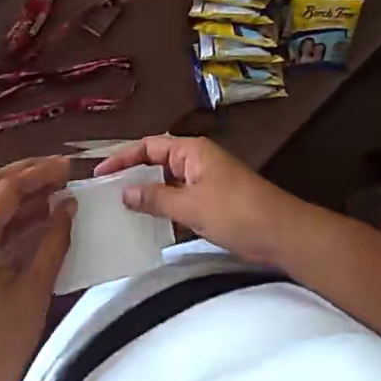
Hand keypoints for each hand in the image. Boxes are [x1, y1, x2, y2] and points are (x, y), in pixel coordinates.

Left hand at [0, 156, 74, 380]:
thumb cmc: (0, 348)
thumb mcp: (34, 291)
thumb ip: (53, 241)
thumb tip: (68, 205)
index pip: (3, 190)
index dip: (38, 173)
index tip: (68, 167)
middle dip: (23, 173)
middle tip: (58, 171)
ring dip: (14, 195)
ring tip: (52, 191)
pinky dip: (3, 218)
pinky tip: (33, 219)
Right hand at [92, 136, 314, 265]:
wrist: (281, 233)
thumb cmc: (236, 212)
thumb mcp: (190, 206)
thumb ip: (155, 198)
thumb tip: (125, 191)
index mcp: (192, 151)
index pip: (149, 146)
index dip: (122, 157)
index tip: (99, 174)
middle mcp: (197, 160)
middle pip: (157, 162)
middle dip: (132, 175)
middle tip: (104, 192)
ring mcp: (206, 181)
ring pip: (167, 183)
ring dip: (147, 194)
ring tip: (119, 209)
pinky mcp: (212, 201)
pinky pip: (179, 199)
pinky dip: (163, 208)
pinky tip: (148, 224)